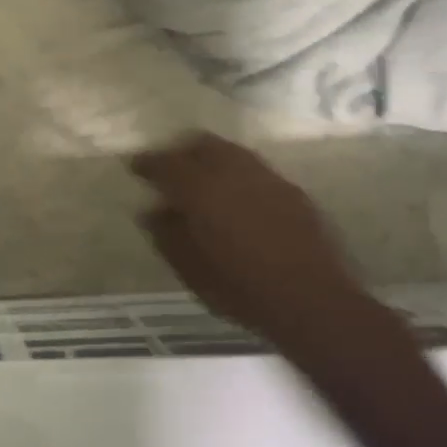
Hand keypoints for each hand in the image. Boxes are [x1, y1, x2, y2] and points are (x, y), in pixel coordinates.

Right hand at [130, 132, 400, 360]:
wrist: (312, 301)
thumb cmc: (239, 287)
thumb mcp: (188, 267)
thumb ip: (166, 233)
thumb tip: (153, 210)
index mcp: (200, 189)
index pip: (165, 163)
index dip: (146, 162)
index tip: (134, 166)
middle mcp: (234, 173)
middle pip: (203, 144)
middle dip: (182, 151)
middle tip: (169, 166)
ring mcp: (268, 179)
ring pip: (233, 153)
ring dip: (212, 158)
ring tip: (202, 179)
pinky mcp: (294, 193)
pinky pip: (256, 170)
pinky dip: (238, 174)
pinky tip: (236, 196)